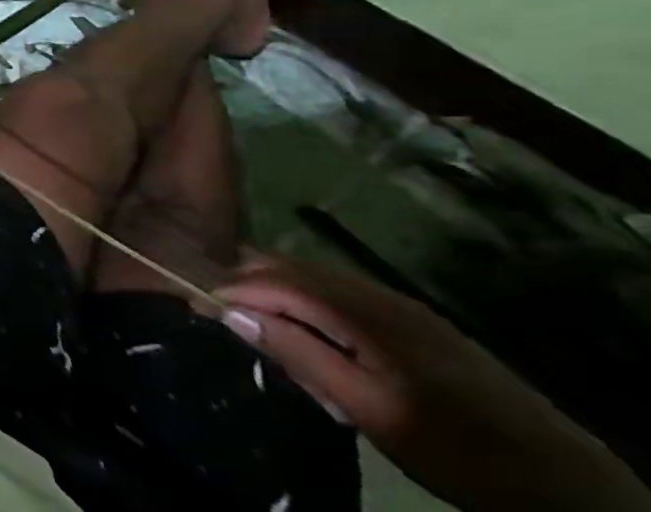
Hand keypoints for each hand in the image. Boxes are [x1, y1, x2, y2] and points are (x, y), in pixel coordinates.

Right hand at [219, 256, 649, 510]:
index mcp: (366, 314)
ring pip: (315, 276)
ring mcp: (401, 305)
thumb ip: (300, 355)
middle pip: (294, 269)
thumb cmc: (454, 448)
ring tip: (244, 309)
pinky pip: (340, 291)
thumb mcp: (369, 409)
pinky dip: (305, 296)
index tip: (190, 297)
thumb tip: (233, 314)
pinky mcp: (414, 321)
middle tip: (208, 300)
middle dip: (246, 278)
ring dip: (274, 286)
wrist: (565, 486)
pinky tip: (298, 321)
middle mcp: (379, 296)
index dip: (231, 287)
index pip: (278, 282)